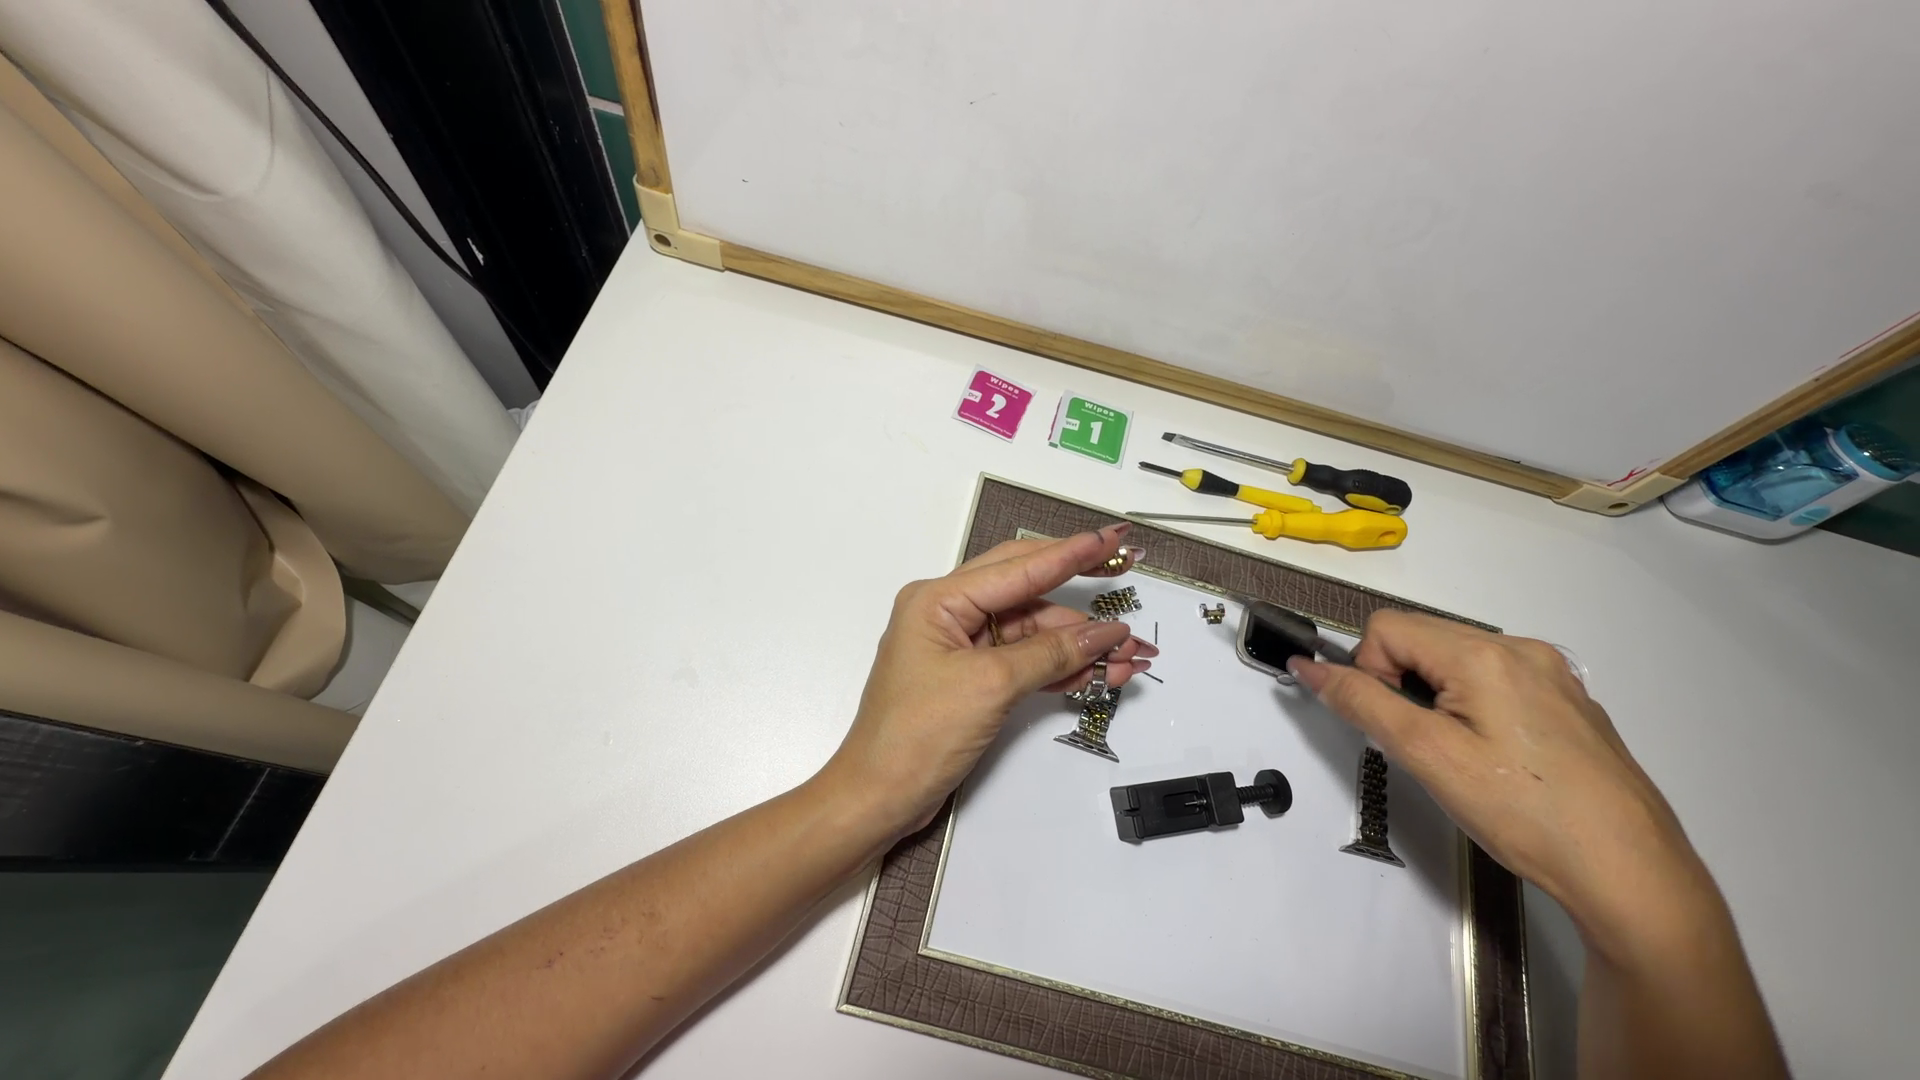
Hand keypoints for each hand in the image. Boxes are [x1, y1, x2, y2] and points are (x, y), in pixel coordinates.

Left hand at [819, 525, 1155, 838]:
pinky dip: (1060, 667)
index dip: (1071, 553)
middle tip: (1124, 572)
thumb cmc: (914, 737)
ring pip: (1033, 631)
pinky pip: (1025, 660)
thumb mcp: (990, 685)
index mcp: (938, 599)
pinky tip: (1098, 672)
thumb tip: (1102, 634)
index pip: (1018, 567)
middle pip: (1028, 591)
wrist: (881, 796)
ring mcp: (961, 648)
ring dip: (1079, 643)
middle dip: (1080, 594)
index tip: (1111, 539)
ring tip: (1129, 654)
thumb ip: (1051, 653)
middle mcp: (948, 614)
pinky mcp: (972, 678)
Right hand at [1288, 612, 1715, 959]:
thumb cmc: (1522, 813)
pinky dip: (1473, 704)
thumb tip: (1309, 665)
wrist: (1631, 873)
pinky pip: (1495, 679)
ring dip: (1435, 694)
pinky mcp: (1570, 701)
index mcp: (1486, 653)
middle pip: (1422, 637)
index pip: (1386, 628)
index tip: (1397, 724)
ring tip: (1460, 753)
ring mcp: (1553, 674)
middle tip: (1425, 743)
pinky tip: (1497, 757)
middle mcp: (1522, 649)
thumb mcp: (1426, 756)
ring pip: (1456, 659)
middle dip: (1402, 682)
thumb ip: (1361, 702)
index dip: (1371, 671)